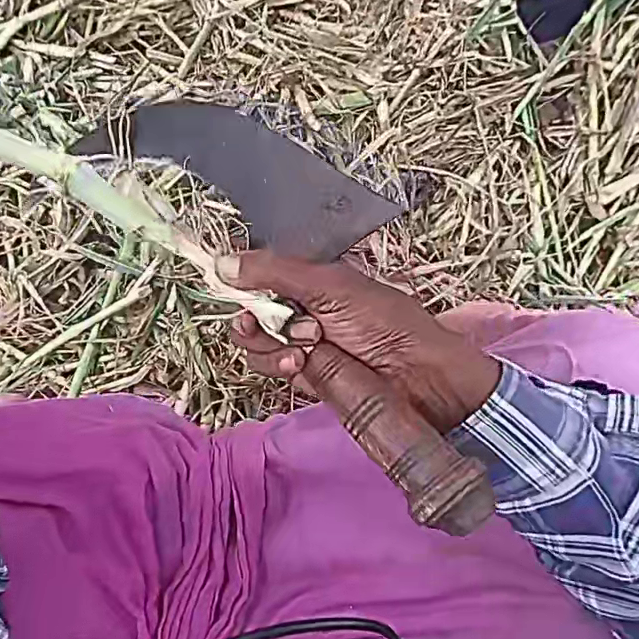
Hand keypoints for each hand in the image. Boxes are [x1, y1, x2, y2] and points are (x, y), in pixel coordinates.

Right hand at [223, 251, 501, 430]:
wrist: (417, 376)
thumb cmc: (384, 321)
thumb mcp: (329, 286)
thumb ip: (275, 272)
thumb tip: (220, 262)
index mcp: (308, 278)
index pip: (258, 273)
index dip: (241, 277)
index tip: (227, 279)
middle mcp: (297, 308)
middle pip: (247, 309)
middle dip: (256, 317)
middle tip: (282, 322)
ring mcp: (295, 342)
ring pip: (251, 341)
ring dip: (269, 342)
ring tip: (306, 345)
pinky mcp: (298, 374)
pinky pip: (264, 367)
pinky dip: (276, 364)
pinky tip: (299, 364)